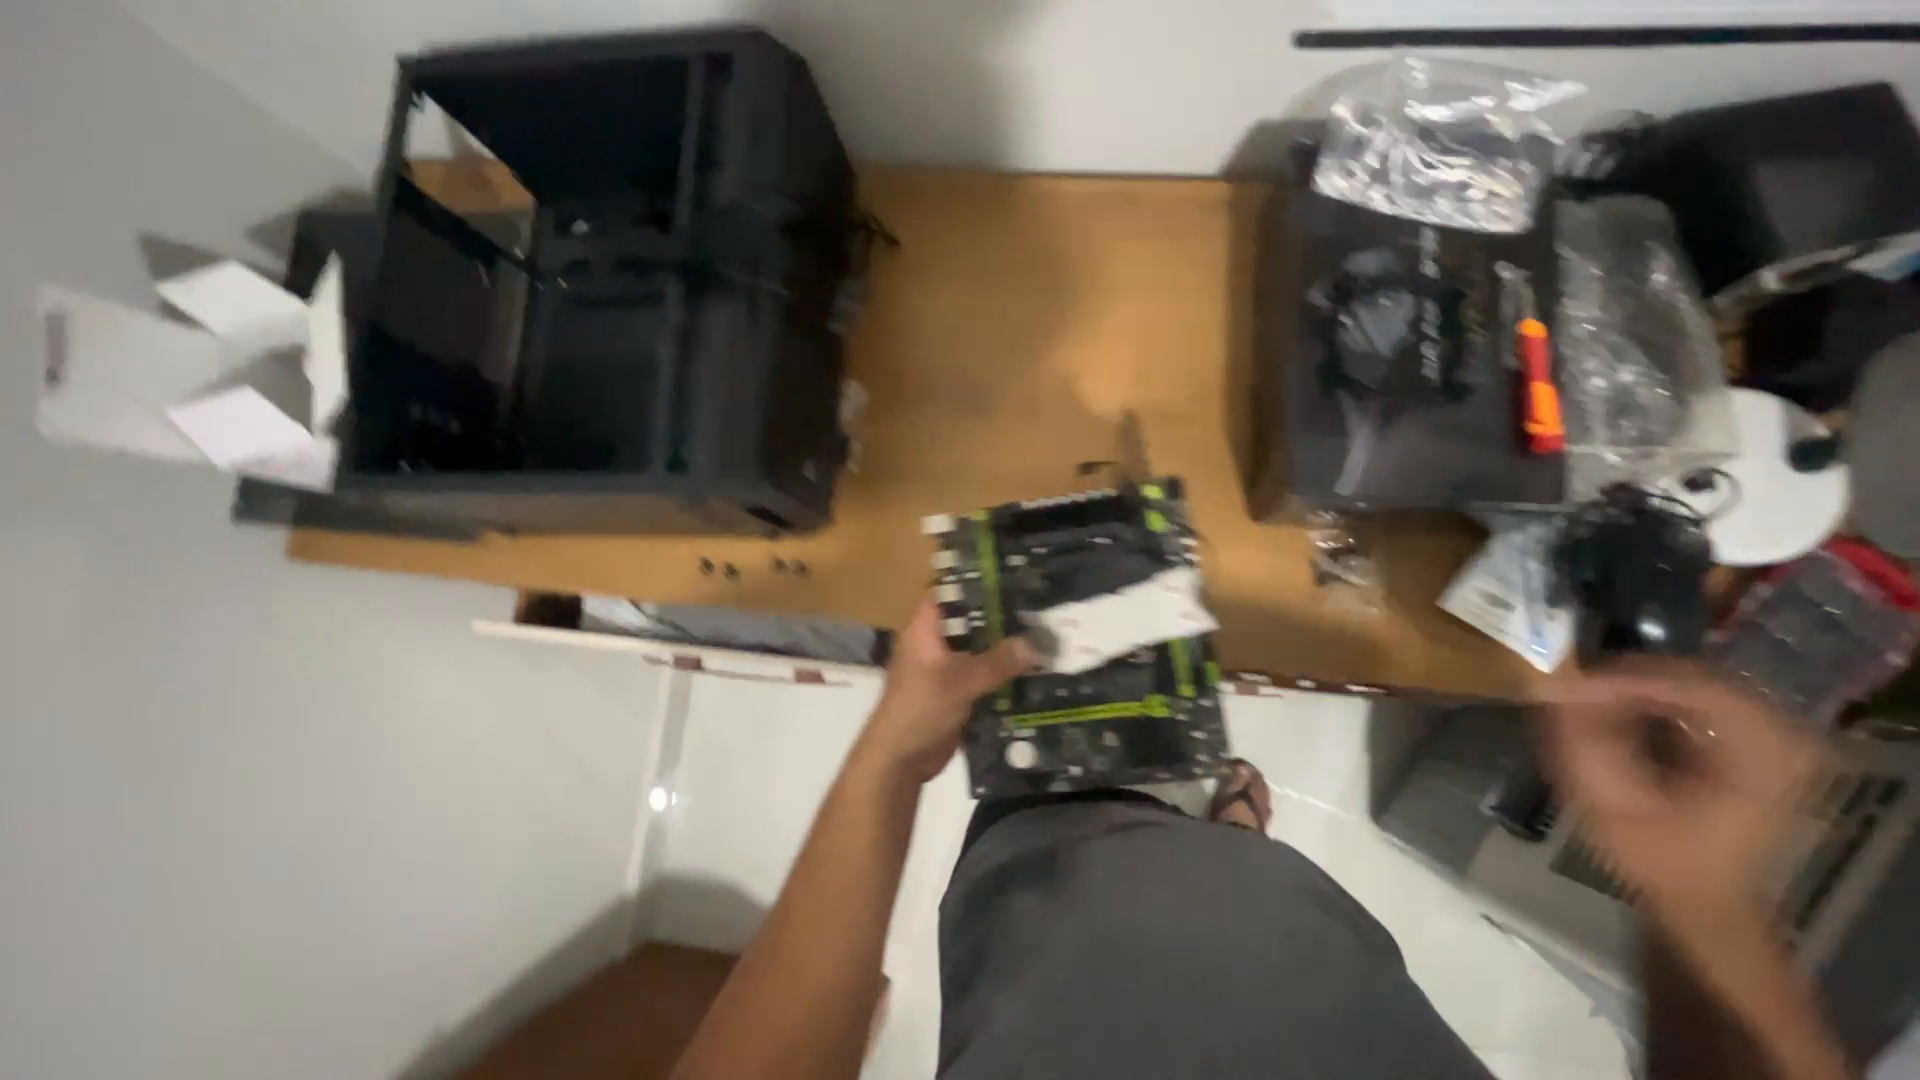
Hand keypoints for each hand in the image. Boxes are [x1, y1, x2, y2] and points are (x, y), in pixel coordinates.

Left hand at [856, 598, 1036, 783]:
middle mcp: (937, 642)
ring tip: (1049, 634)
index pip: (951, 591)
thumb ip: (997, 662)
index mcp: (926, 628)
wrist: (900, 759)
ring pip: (982, 649)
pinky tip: (1038, 670)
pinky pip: (987, 675)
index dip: (977, 580)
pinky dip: (1007, 673)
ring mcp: (948, 668)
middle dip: (1004, 616)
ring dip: (1008, 647)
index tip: (1013, 573)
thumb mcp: (959, 681)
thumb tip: (1036, 643)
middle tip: (1043, 605)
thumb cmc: (919, 708)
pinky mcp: (959, 692)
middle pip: (973, 621)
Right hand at [1541, 658, 1826, 929]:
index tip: (1568, 686)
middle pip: (1685, 675)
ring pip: (1683, 682)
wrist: (1703, 901)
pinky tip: (1614, 721)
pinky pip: (1691, 697)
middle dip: (1622, 682)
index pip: (1688, 681)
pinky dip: (1646, 703)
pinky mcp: (1754, 736)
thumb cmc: (1660, 859)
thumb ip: (1583, 740)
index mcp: (1763, 749)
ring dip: (1630, 692)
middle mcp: (1780, 731)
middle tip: (1571, 694)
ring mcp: (1771, 732)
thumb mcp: (1611, 805)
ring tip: (1584, 707)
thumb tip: (1553, 687)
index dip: (1622, 678)